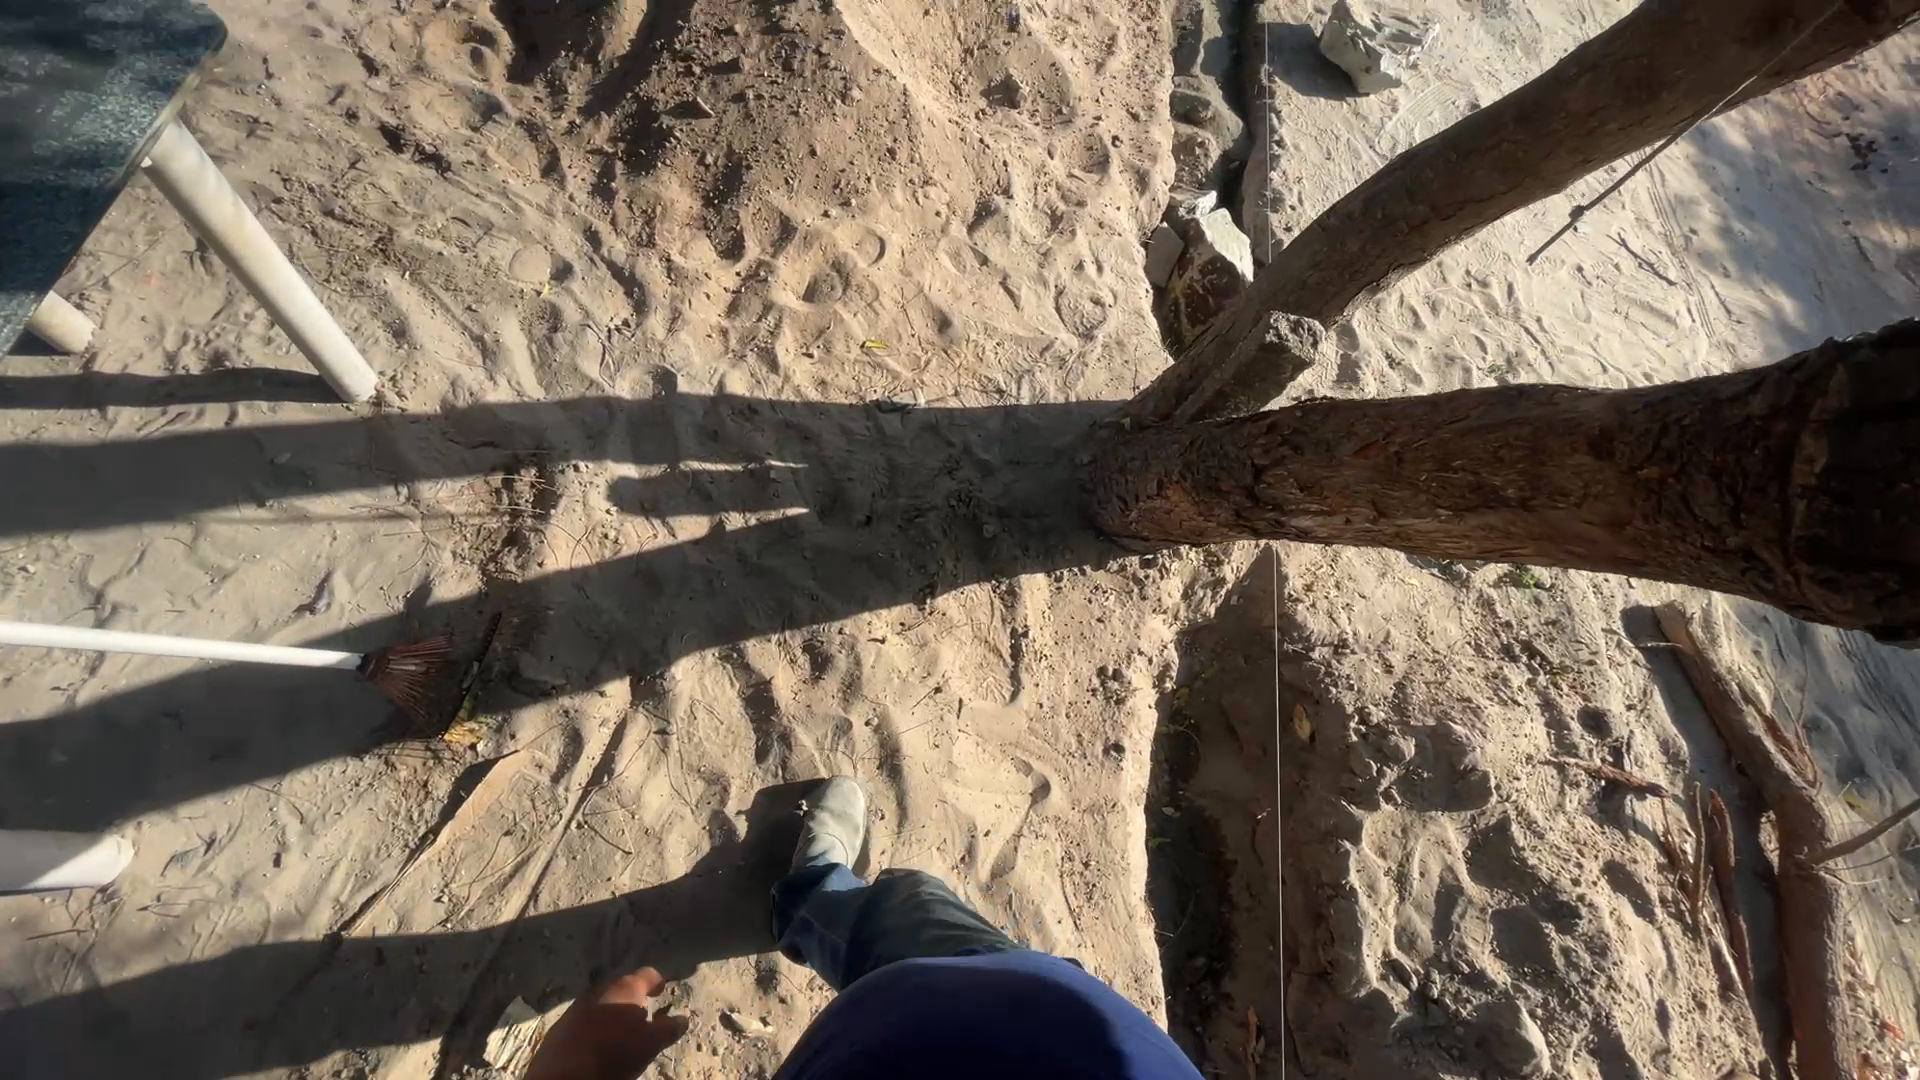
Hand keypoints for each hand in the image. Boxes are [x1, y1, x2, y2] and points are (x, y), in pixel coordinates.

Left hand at [525, 968, 689, 1079]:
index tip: (662, 989)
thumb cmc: (614, 1055)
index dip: (657, 981)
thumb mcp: (649, 1044)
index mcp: (626, 988)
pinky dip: (593, 1026)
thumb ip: (668, 1029)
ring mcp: (576, 1008)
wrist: (562, 1079)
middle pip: (622, 987)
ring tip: (618, 1030)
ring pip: (600, 1003)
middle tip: (641, 1012)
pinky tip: (595, 1043)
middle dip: (632, 997)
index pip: (647, 974)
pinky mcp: (559, 1029)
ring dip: (611, 1011)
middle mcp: (601, 990)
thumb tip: (683, 1019)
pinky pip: (582, 1021)